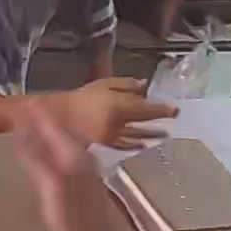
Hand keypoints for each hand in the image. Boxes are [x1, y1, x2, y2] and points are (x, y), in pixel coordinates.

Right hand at [14, 103, 145, 230]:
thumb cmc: (73, 223)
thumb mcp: (51, 188)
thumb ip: (36, 158)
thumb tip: (23, 129)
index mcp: (74, 157)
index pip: (52, 127)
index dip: (39, 115)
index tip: (26, 101)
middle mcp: (80, 161)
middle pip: (58, 134)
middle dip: (42, 121)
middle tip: (25, 109)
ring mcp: (82, 174)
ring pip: (62, 146)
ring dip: (47, 135)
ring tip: (31, 127)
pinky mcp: (80, 188)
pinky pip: (63, 160)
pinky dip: (51, 152)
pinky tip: (46, 156)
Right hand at [42, 77, 176, 148]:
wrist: (55, 118)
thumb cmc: (77, 99)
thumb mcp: (101, 84)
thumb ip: (124, 85)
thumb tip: (143, 85)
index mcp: (120, 106)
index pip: (149, 109)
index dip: (163, 110)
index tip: (175, 111)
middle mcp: (120, 124)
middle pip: (144, 124)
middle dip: (158, 123)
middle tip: (171, 125)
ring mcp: (112, 137)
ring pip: (136, 137)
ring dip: (150, 136)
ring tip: (161, 138)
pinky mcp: (103, 145)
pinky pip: (123, 145)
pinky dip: (133, 145)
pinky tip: (140, 146)